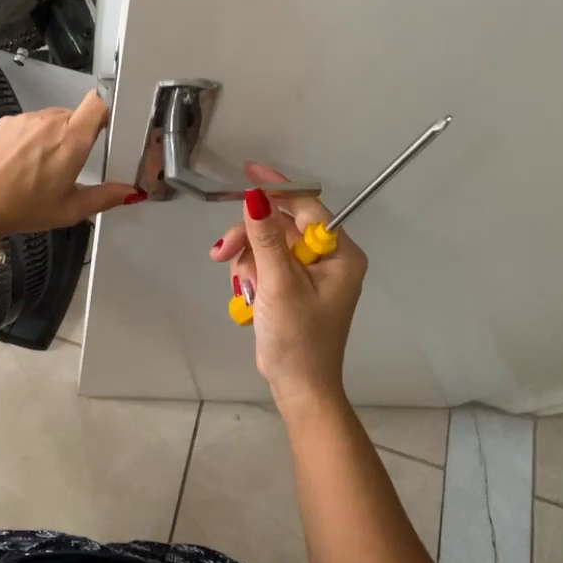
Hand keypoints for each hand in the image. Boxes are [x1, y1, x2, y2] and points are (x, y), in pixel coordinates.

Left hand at [0, 90, 143, 233]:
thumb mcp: (69, 210)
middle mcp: (50, 122)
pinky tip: (22, 163)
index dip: (106, 112)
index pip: (99, 103)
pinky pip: (28, 123)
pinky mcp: (6, 122)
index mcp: (72, 140)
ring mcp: (26, 120)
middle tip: (70, 163)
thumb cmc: (19, 207)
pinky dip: (30, 139)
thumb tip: (126, 193)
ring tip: (41, 168)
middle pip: (75, 114)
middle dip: (77, 135)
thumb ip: (104, 198)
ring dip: (53, 137)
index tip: (106, 128)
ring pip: (51, 119)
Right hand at [209, 164, 367, 410]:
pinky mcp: (293, 287)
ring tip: (242, 287)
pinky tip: (248, 295)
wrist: (298, 389)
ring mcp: (310, 274)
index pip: (307, 206)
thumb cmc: (298, 340)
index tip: (249, 173)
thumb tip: (255, 196)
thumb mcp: (279, 284)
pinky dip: (251, 274)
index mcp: (340, 255)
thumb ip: (266, 238)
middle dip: (250, 238)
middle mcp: (328, 259)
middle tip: (223, 253)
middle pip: (281, 225)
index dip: (278, 188)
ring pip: (268, 244)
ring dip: (247, 259)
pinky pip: (265, 263)